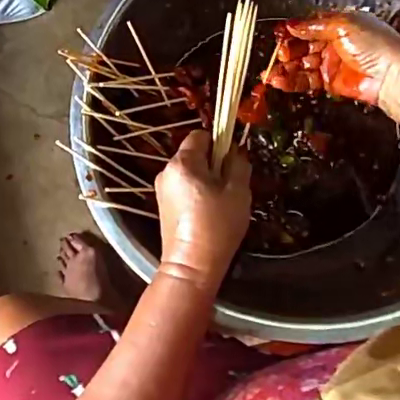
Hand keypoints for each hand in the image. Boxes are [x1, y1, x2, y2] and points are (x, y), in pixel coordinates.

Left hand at [154, 131, 249, 290]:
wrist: (191, 264)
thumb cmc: (218, 225)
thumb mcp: (238, 192)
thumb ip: (238, 165)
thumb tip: (235, 151)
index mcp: (183, 162)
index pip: (200, 135)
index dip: (218, 142)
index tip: (232, 159)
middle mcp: (167, 170)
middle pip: (192, 153)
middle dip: (212, 162)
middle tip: (230, 183)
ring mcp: (161, 188)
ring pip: (187, 171)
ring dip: (204, 178)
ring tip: (220, 200)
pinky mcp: (162, 204)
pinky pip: (181, 186)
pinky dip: (194, 191)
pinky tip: (207, 211)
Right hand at [278, 13, 399, 109]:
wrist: (393, 77)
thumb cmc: (377, 46)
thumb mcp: (344, 26)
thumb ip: (314, 25)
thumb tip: (291, 25)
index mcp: (340, 24)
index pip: (309, 25)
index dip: (292, 30)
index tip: (277, 35)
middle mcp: (334, 42)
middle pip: (302, 45)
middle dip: (286, 50)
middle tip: (276, 55)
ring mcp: (331, 63)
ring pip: (301, 64)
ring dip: (284, 68)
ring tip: (269, 74)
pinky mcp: (330, 82)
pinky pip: (306, 80)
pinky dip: (291, 81)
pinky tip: (278, 81)